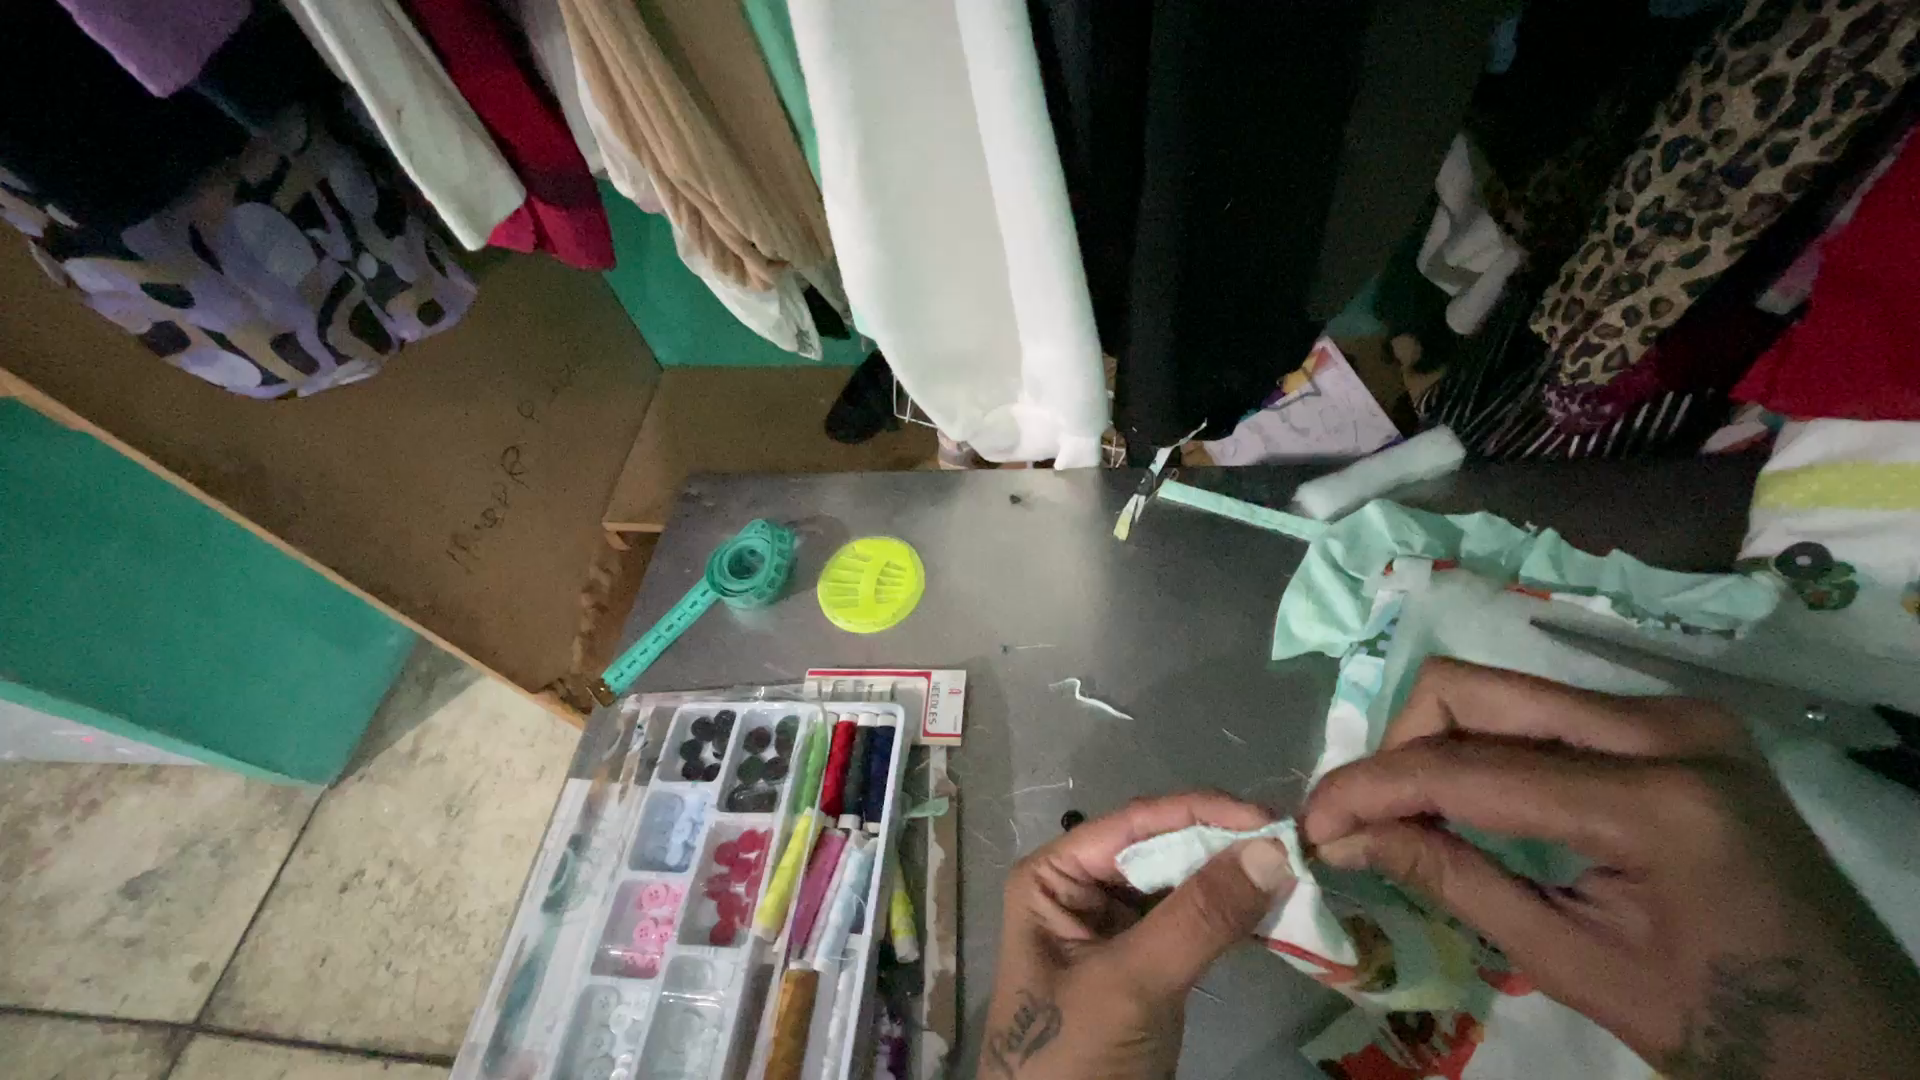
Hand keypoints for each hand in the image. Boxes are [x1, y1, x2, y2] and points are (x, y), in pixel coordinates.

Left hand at [978, 793, 1294, 1079]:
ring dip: (1232, 879)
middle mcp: (1081, 885)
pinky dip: (1230, 917)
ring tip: (1295, 875)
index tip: (1270, 819)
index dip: (1200, 812)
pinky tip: (1274, 914)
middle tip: (1295, 848)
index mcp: (1056, 874)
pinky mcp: (1144, 959)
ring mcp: (1113, 923)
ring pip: (1180, 882)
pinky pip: (1190, 921)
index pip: (1133, 824)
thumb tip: (1271, 848)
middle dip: (1222, 845)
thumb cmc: (1073, 1054)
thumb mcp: (1131, 982)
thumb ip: (1198, 917)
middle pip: (1158, 848)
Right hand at [1302, 657, 1919, 1079]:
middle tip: (1368, 814)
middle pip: (1467, 691)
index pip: (1462, 769)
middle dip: (1395, 749)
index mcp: (1654, 804)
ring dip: (1433, 745)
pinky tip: (1472, 799)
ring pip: (1495, 691)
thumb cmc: (1724, 1025)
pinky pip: (1535, 709)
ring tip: (1413, 810)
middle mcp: (1664, 729)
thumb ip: (1450, 880)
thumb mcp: (1573, 965)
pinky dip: (1480, 747)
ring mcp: (1673, 716)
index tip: (1312, 820)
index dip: (1367, 787)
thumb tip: (1339, 837)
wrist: (1865, 1040)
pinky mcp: (1670, 722)